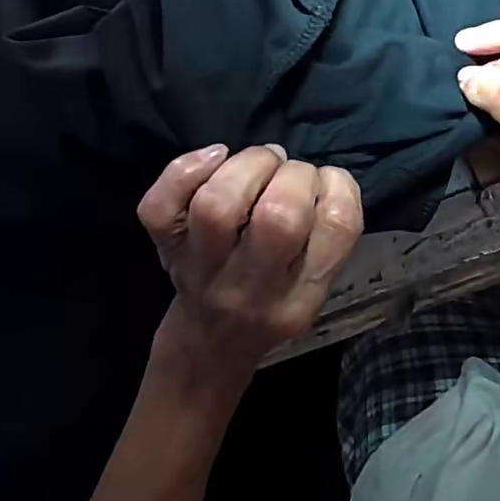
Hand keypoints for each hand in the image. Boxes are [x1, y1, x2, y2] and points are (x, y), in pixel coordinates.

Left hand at [136, 145, 363, 393]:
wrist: (209, 343)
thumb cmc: (272, 301)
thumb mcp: (315, 286)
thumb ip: (328, 236)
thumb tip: (320, 175)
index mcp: (301, 294)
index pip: (336, 227)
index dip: (337, 186)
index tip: (325, 184)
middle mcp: (251, 286)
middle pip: (278, 216)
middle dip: (294, 174)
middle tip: (290, 173)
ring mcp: (201, 267)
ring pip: (218, 204)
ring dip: (248, 165)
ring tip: (260, 162)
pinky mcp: (165, 247)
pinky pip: (161, 207)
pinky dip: (186, 169)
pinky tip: (215, 156)